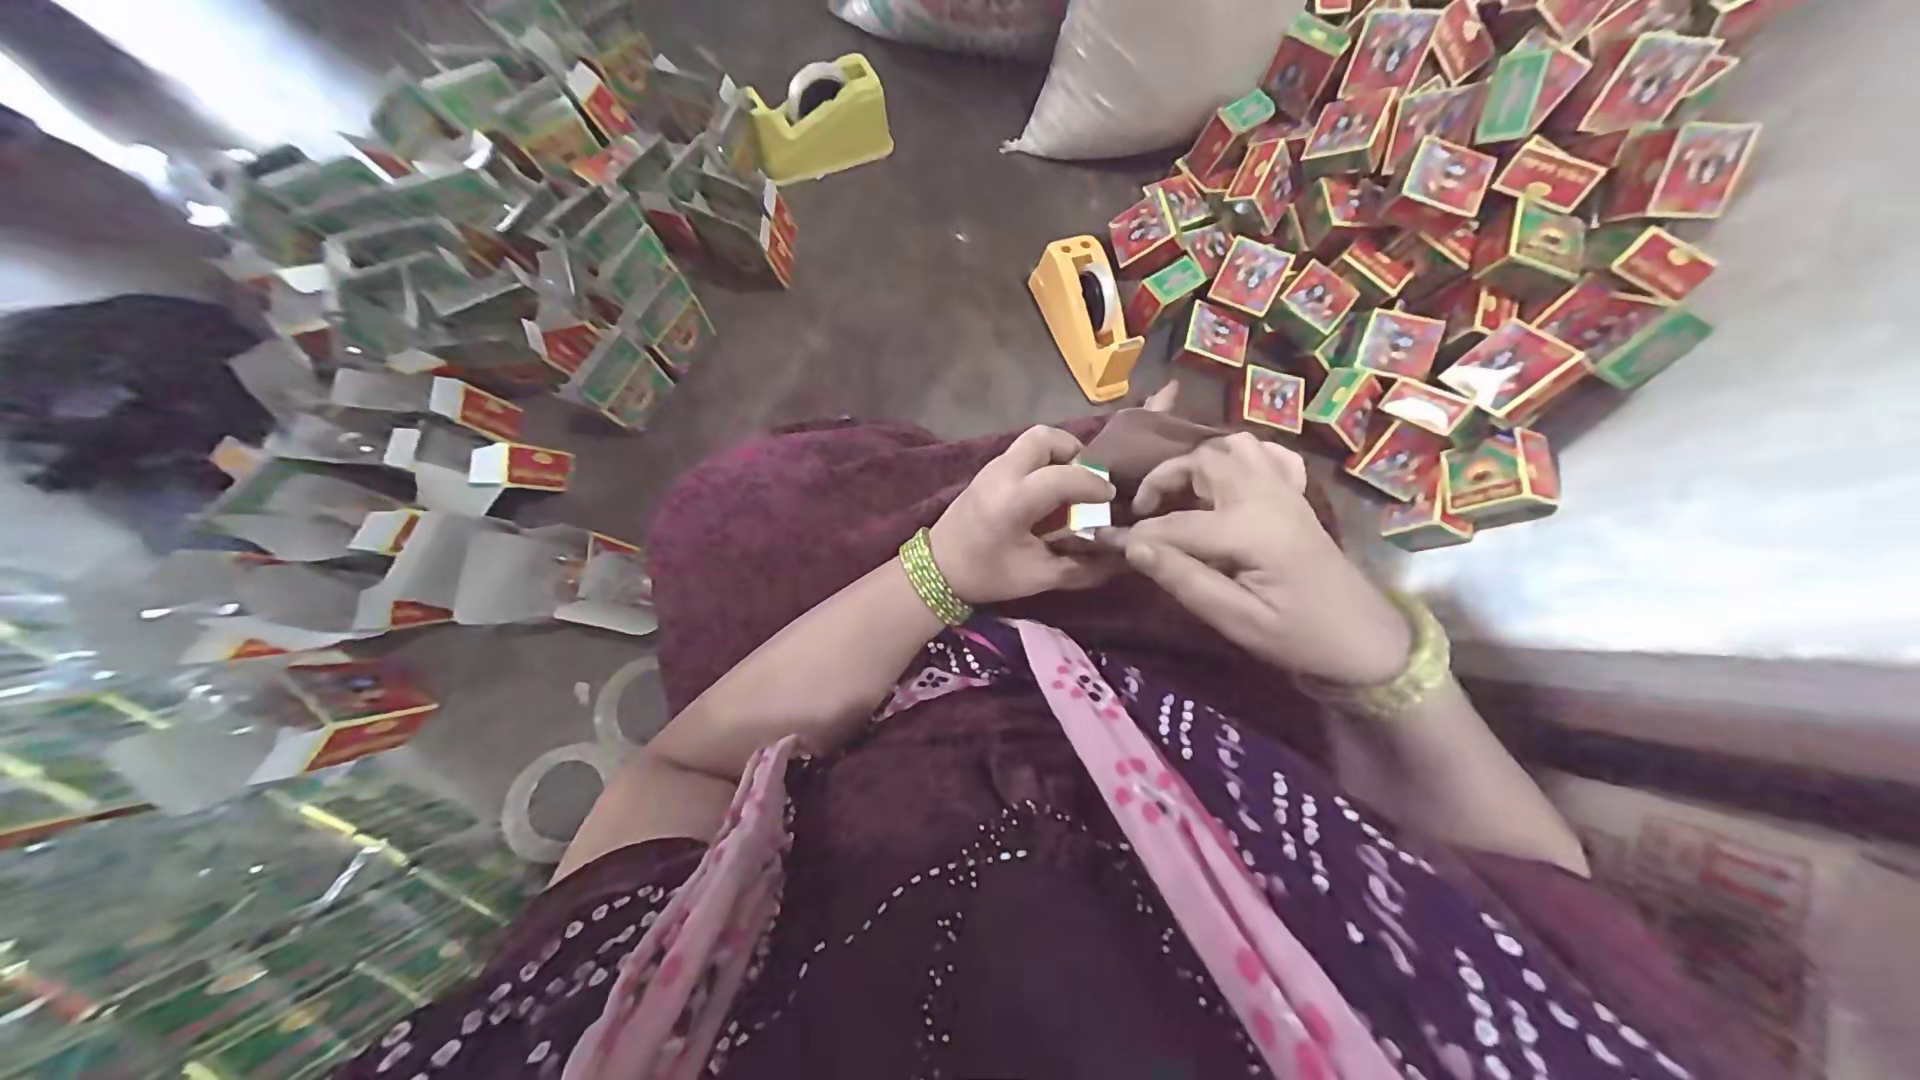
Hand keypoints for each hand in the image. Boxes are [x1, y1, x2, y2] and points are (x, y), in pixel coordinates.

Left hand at [928, 426, 1118, 604]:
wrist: (936, 569)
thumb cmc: (986, 575)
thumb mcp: (1037, 578)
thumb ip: (1081, 569)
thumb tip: (1120, 562)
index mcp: (1013, 501)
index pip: (1063, 476)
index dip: (1093, 484)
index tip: (1109, 498)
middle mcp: (1002, 474)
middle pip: (1045, 438)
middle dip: (1073, 453)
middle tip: (1085, 480)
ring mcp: (991, 468)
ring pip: (1033, 441)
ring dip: (1057, 456)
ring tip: (1068, 486)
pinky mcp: (986, 471)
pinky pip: (1022, 453)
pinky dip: (1042, 463)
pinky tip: (1046, 493)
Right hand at [1099, 433, 1411, 686]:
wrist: (1366, 638)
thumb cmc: (1299, 636)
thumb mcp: (1236, 620)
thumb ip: (1183, 579)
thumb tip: (1134, 546)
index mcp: (1250, 530)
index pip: (1174, 524)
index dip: (1135, 535)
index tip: (1105, 543)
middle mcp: (1266, 496)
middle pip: (1202, 461)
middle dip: (1163, 479)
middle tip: (1143, 511)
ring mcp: (1285, 490)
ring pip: (1233, 445)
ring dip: (1199, 462)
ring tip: (1181, 493)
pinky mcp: (1296, 495)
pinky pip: (1266, 454)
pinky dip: (1240, 457)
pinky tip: (1227, 482)